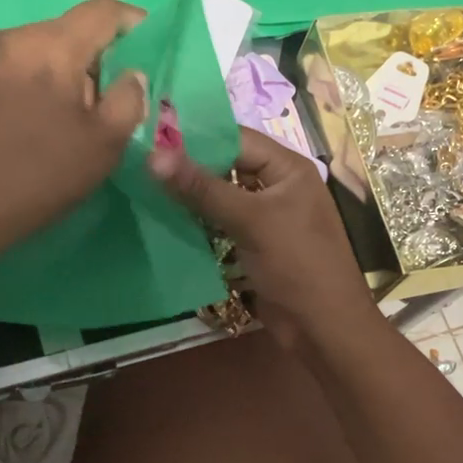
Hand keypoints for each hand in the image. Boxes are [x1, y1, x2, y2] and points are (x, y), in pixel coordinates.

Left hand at [0, 0, 149, 252]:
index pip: (105, 10)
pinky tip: (57, 130)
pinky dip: (54, 89)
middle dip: (109, 58)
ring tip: (94, 122)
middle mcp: (19, 38)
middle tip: (129, 101)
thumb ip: (128, 100)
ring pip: (52, 53)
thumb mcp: (102, 144)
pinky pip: (29, 72)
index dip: (138, 24)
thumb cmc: (35, 174)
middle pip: (77, 30)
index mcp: (52, 43)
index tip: (157, 56)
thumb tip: (132, 75)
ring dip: (81, 77)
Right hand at [150, 128, 379, 346]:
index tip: (150, 135)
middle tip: (139, 160)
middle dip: (188, 166)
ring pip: (221, 196)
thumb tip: (153, 156)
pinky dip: (197, 223)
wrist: (323, 327)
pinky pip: (221, 224)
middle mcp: (278, 186)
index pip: (237, 138)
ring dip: (189, 196)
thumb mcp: (251, 220)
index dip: (196, 136)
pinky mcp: (253, 245)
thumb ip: (202, 188)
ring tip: (142, 186)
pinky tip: (163, 219)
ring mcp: (266, 217)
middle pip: (227, 166)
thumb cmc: (297, 264)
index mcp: (288, 168)